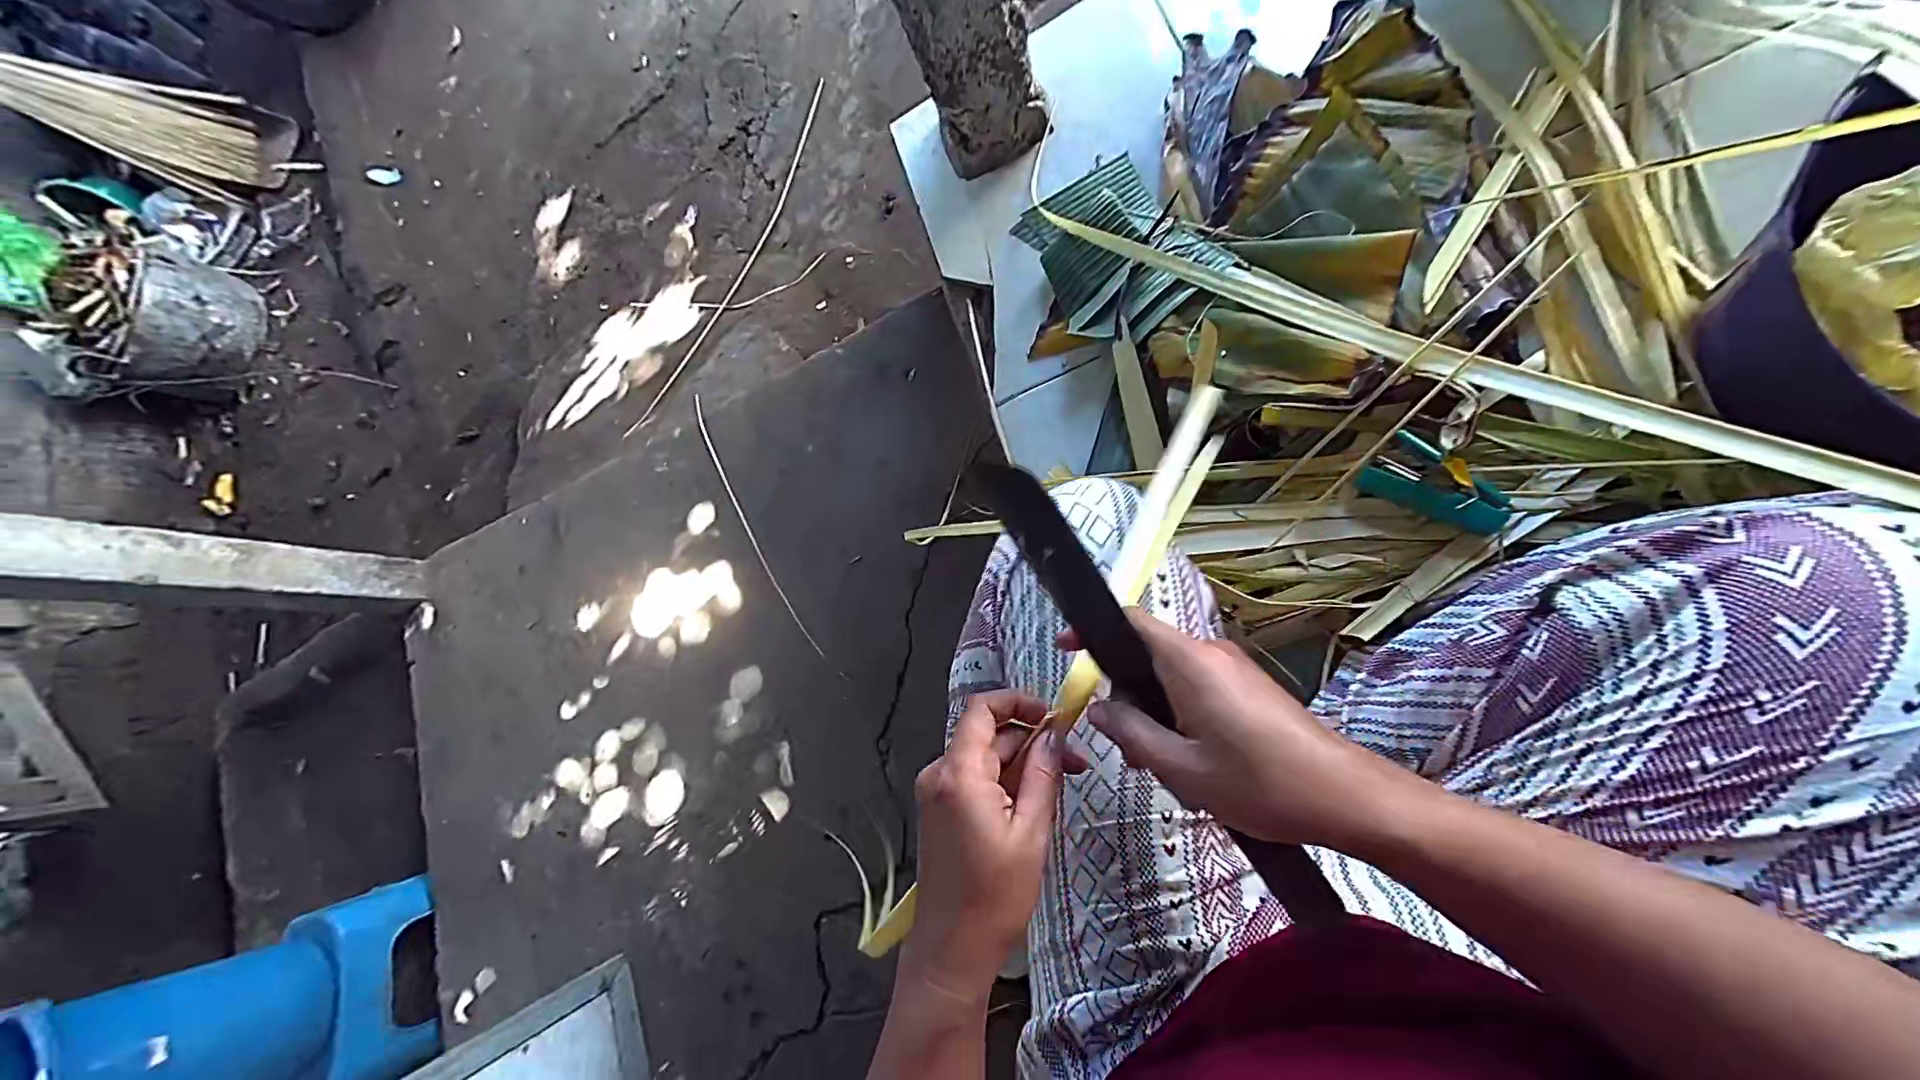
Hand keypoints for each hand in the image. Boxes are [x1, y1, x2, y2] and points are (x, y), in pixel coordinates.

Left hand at [903, 691, 1079, 1003]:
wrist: (952, 949)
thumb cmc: (994, 896)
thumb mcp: (1031, 831)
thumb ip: (1043, 774)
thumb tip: (1056, 735)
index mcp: (957, 773)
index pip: (982, 709)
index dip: (1018, 702)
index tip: (1053, 716)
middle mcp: (939, 773)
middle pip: (989, 735)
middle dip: (1032, 741)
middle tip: (1074, 763)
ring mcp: (936, 791)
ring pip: (986, 757)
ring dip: (1022, 764)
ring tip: (1060, 786)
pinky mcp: (940, 809)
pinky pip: (976, 778)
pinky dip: (1005, 781)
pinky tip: (1033, 803)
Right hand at [1084, 610, 1428, 849]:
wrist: (1348, 798)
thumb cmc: (1261, 783)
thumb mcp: (1182, 768)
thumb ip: (1131, 733)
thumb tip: (1102, 709)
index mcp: (1189, 662)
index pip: (1131, 621)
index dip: (1093, 630)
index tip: (1066, 649)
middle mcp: (1211, 653)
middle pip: (1149, 654)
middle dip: (1127, 692)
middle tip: (1125, 744)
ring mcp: (1234, 668)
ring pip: (1173, 675)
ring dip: (1155, 709)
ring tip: (1162, 762)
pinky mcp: (1250, 686)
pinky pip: (1198, 686)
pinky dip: (1180, 712)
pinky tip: (1192, 758)